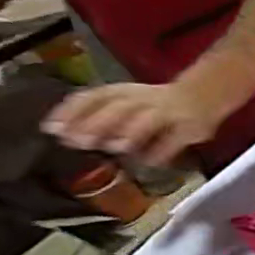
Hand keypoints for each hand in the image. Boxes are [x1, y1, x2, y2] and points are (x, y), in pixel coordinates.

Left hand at [42, 81, 222, 166]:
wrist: (203, 95)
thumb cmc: (156, 104)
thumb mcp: (126, 102)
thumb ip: (98, 116)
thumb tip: (62, 133)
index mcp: (123, 92)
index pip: (92, 97)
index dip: (71, 112)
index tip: (51, 130)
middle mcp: (143, 99)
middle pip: (118, 108)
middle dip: (97, 124)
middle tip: (78, 142)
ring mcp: (169, 113)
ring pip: (148, 120)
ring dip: (131, 132)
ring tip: (116, 148)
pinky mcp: (190, 128)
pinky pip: (174, 140)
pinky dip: (161, 151)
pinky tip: (148, 162)